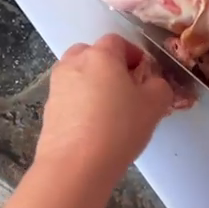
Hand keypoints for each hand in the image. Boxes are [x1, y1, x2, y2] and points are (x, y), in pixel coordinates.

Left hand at [34, 34, 174, 181]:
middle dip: (110, 67)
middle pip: (93, 54)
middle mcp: (73, 63)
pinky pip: (69, 97)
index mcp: (100, 55)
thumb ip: (159, 87)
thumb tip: (154, 84)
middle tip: (126, 90)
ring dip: (93, 85)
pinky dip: (81, 104)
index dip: (134, 55)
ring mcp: (57, 86)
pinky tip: (93, 128)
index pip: (118, 41)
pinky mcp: (48, 109)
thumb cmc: (119, 128)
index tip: (145, 76)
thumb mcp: (154, 105)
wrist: (75, 166)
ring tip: (110, 111)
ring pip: (78, 75)